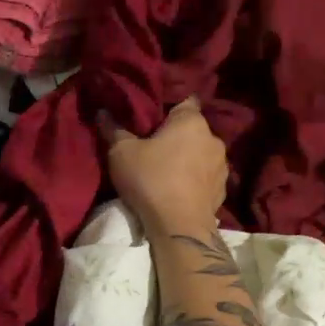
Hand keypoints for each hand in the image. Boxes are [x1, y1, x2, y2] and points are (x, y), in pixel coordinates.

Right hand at [99, 97, 228, 233]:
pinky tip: (177, 188)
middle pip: (192, 129)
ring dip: (186, 157)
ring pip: (200, 152)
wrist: (179, 224)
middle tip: (151, 146)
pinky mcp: (222, 188)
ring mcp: (222, 164)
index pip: (185, 101)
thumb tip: (103, 111)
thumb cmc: (150, 179)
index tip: (152, 117)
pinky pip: (204, 175)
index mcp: (191, 122)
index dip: (168, 107)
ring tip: (165, 170)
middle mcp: (213, 137)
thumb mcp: (120, 153)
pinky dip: (192, 177)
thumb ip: (113, 129)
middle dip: (174, 135)